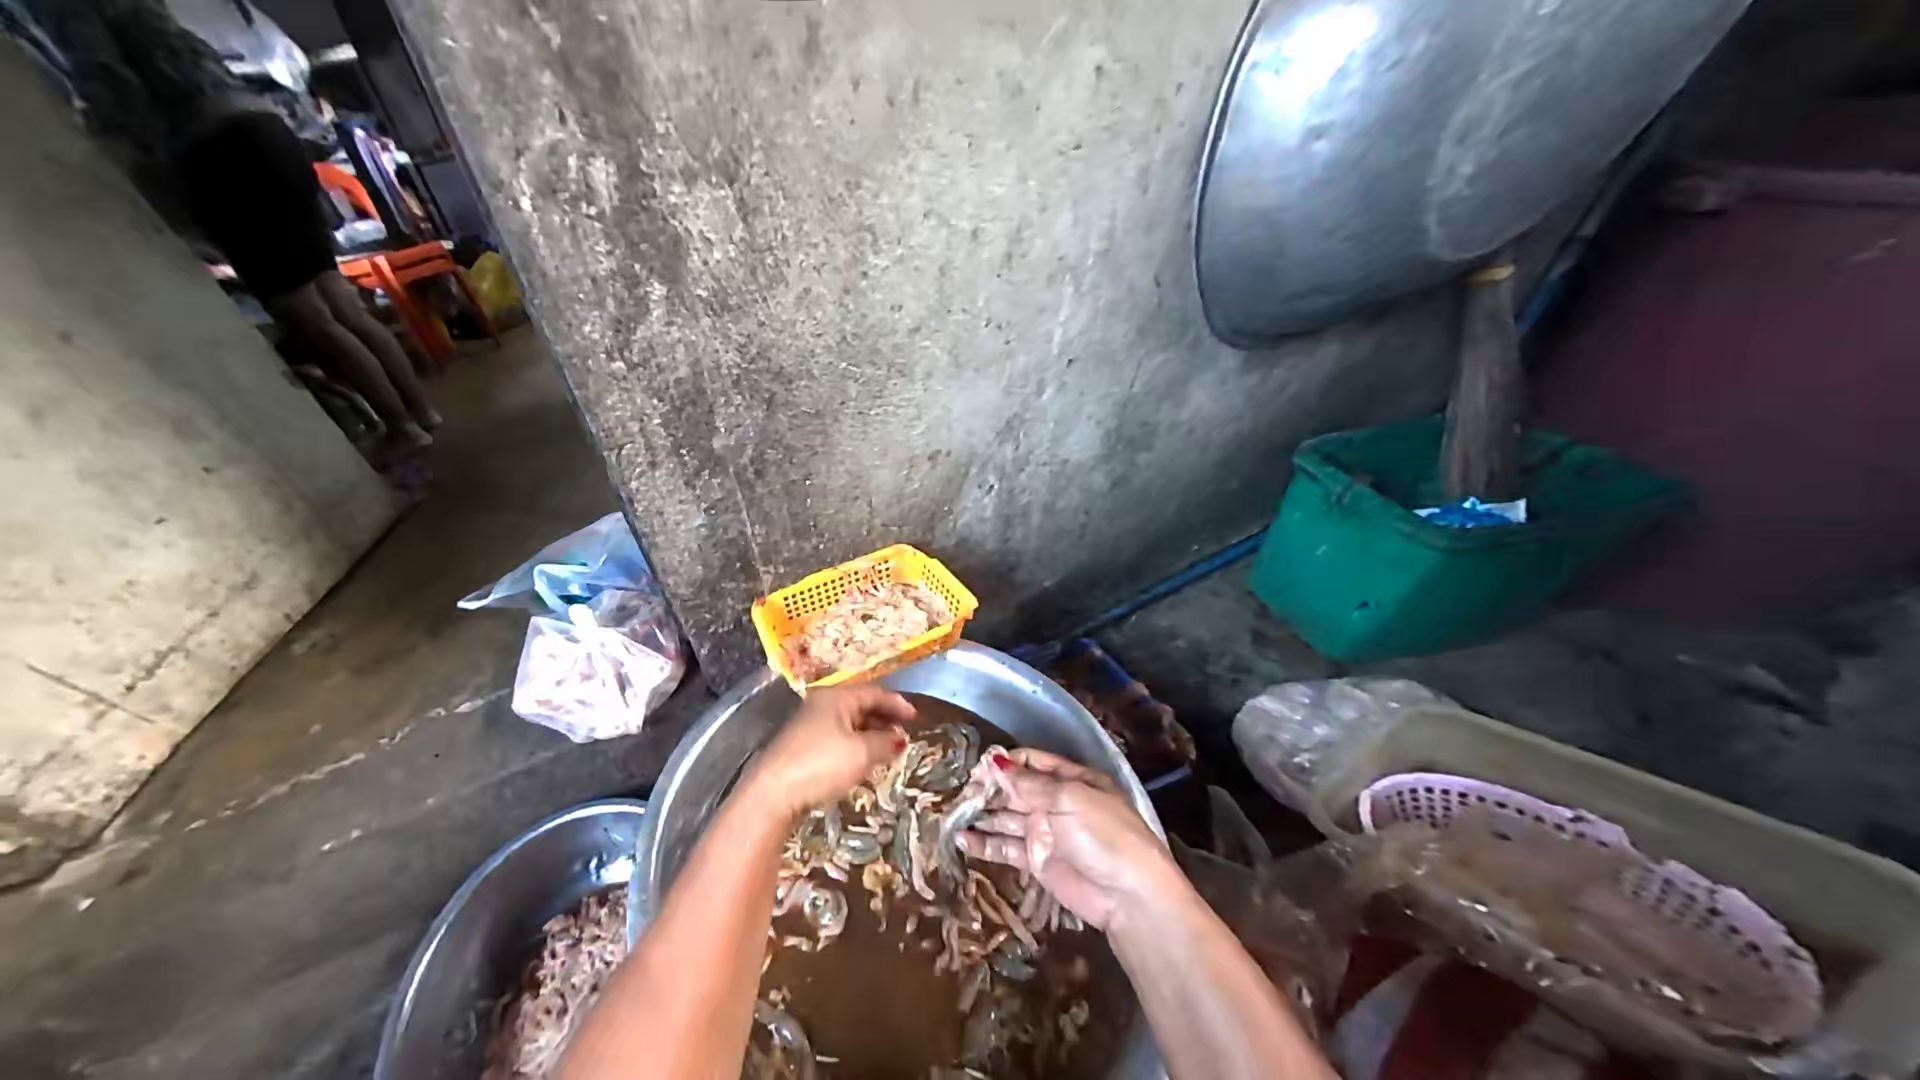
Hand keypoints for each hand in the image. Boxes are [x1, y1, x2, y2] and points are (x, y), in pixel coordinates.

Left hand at [742, 685, 914, 817]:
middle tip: (903, 734)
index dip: (897, 704)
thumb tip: (900, 738)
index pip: (874, 693)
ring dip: (870, 733)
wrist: (772, 794)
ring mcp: (808, 725)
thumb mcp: (861, 753)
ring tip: (887, 748)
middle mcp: (821, 705)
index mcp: (836, 698)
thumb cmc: (821, 765)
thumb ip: (885, 742)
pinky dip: (855, 745)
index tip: (916, 717)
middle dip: (884, 719)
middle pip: (860, 706)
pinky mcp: (801, 746)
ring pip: (848, 723)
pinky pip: (837, 737)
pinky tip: (861, 760)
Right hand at [958, 748, 1178, 931]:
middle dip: (989, 789)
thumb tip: (996, 764)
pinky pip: (1006, 847)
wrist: (1128, 895)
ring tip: (952, 816)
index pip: (1031, 762)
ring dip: (982, 816)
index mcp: (1071, 779)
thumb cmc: (1105, 835)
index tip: (977, 769)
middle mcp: (1055, 801)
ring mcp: (1045, 831)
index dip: (1005, 763)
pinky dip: (985, 844)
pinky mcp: (1037, 860)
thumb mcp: (1070, 799)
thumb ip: (1030, 784)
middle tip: (960, 793)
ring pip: (1006, 818)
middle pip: (1015, 789)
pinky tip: (963, 841)